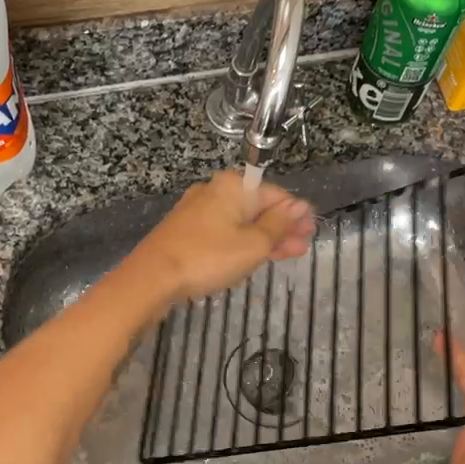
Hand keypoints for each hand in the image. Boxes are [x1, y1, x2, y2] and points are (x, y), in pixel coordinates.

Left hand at [127, 171, 315, 303]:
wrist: (152, 277)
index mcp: (233, 186)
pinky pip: (224, 232)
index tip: (311, 231)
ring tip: (286, 255)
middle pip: (258, 207)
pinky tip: (255, 256)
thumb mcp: (253, 244)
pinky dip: (242, 242)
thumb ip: (278, 225)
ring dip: (264, 237)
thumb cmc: (208, 257)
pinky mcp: (188, 231)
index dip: (296, 214)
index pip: (276, 194)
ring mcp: (198, 211)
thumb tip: (299, 208)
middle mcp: (215, 191)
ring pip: (241, 221)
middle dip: (282, 227)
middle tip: (302, 246)